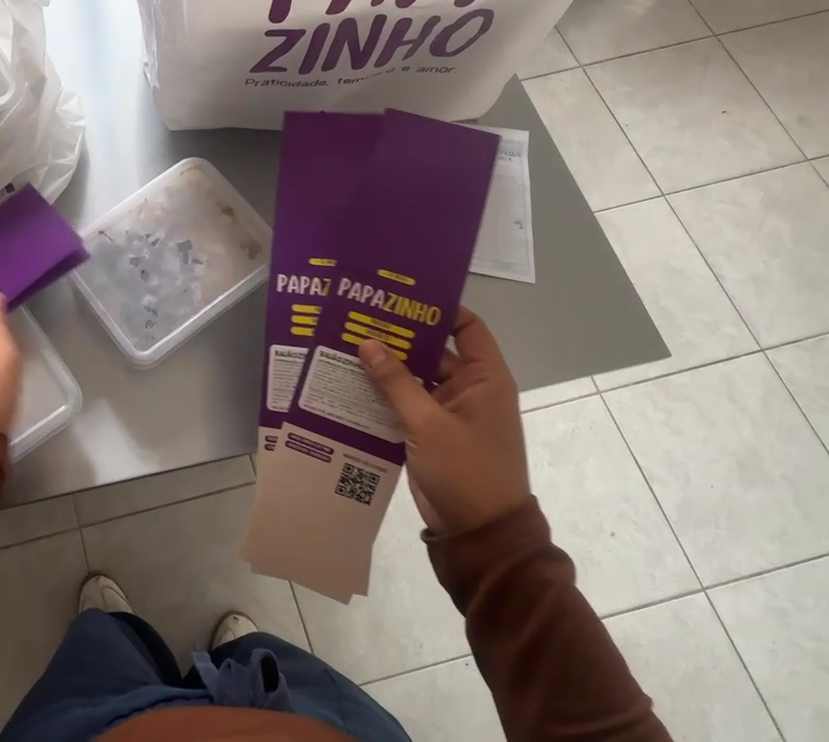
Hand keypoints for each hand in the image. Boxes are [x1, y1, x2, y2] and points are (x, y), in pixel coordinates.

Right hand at [358, 306, 529, 535]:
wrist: (479, 534)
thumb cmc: (467, 470)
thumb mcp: (428, 423)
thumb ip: (395, 381)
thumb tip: (366, 342)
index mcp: (484, 379)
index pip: (467, 327)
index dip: (438, 308)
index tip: (399, 294)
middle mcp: (468, 389)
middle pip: (433, 350)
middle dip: (398, 335)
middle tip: (357, 316)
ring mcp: (448, 412)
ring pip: (414, 378)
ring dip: (386, 366)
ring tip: (344, 344)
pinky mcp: (430, 434)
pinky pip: (405, 404)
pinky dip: (383, 394)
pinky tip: (348, 383)